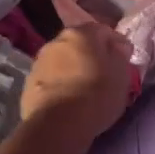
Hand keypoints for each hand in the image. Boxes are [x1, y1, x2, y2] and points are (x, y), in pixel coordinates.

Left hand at [20, 22, 132, 143]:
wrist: (58, 123)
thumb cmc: (96, 95)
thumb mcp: (121, 75)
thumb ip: (120, 56)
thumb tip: (117, 48)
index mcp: (81, 34)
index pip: (103, 30)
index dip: (117, 43)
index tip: (125, 57)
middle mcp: (56, 41)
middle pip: (79, 44)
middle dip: (91, 55)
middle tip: (104, 73)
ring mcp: (39, 62)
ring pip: (62, 61)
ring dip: (73, 70)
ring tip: (83, 89)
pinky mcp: (29, 84)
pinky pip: (51, 80)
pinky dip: (60, 85)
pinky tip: (67, 100)